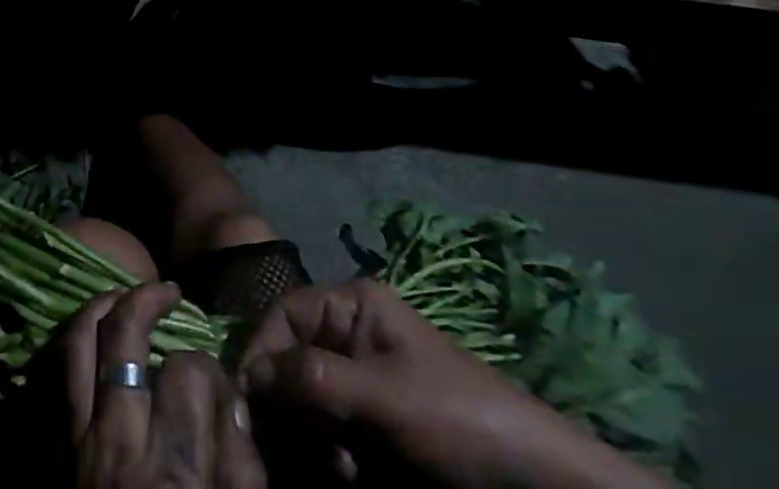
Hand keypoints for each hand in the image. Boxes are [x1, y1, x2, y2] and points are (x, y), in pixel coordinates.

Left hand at [62, 283, 265, 487]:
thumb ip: (242, 464)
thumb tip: (230, 401)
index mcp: (174, 464)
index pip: (190, 370)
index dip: (207, 366)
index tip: (214, 383)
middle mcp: (119, 438)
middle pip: (125, 336)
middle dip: (148, 299)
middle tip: (169, 291)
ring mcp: (77, 441)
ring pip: (77, 343)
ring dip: (100, 306)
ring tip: (124, 294)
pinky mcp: (54, 451)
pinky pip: (54, 379)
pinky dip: (71, 345)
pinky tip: (91, 333)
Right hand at [238, 279, 666, 488]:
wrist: (532, 476)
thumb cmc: (457, 417)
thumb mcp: (384, 394)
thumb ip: (314, 377)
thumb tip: (250, 374)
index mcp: (354, 306)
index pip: (284, 314)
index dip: (262, 351)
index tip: (247, 399)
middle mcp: (351, 333)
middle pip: (291, 358)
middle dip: (290, 405)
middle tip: (295, 446)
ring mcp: (361, 375)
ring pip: (305, 398)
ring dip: (310, 436)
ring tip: (337, 467)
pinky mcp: (370, 415)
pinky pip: (328, 427)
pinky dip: (329, 452)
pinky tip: (349, 474)